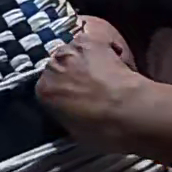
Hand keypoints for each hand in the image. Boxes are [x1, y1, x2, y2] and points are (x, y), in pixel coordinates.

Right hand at [36, 37, 159, 151]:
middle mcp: (52, 67)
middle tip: (87, 85)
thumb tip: (71, 111)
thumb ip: (64, 114)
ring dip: (83, 59)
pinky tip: (113, 57)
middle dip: (69, 73)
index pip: (45, 88)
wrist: (128, 111)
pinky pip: (93, 40)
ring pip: (73, 51)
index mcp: (43, 91)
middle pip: (57, 66)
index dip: (60, 92)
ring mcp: (70, 50)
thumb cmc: (103, 128)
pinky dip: (102, 47)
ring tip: (101, 71)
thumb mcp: (74, 131)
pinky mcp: (90, 40)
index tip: (71, 98)